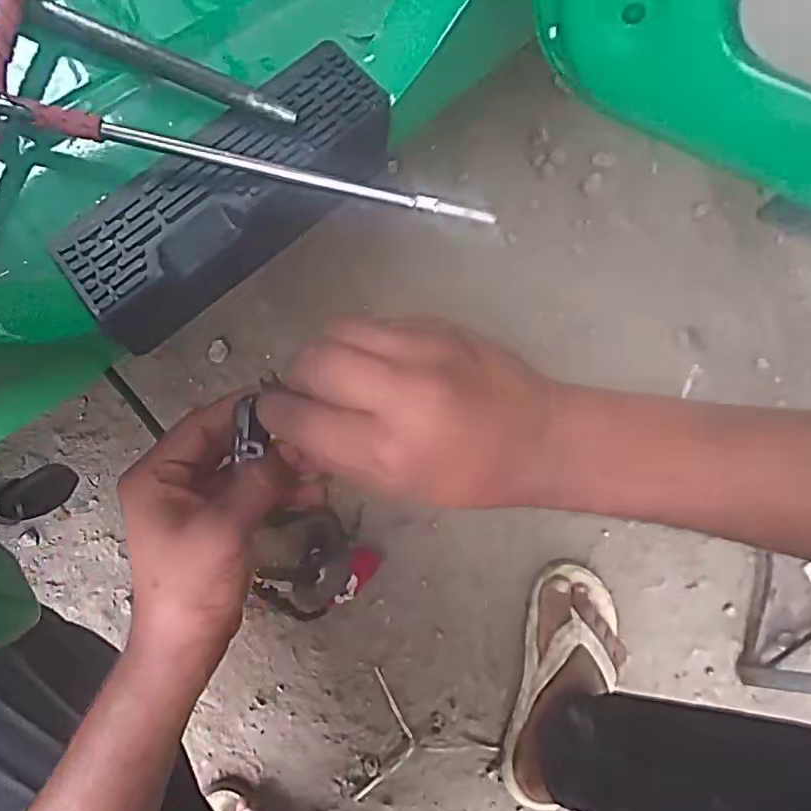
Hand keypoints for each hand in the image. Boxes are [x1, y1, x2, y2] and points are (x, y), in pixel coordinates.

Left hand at [119, 393, 311, 670]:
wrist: (185, 644)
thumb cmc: (191, 586)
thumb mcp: (225, 526)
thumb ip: (259, 481)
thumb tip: (291, 449)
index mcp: (156, 475)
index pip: (201, 425)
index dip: (242, 411)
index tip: (282, 401)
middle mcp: (172, 483)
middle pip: (224, 447)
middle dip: (268, 445)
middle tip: (308, 442)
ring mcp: (194, 505)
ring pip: (240, 472)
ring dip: (277, 470)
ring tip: (316, 471)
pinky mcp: (215, 524)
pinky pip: (246, 496)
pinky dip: (274, 493)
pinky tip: (307, 494)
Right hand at [259, 316, 559, 507]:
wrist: (538, 435)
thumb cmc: (467, 476)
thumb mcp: (397, 488)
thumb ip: (337, 458)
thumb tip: (292, 433)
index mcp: (390, 449)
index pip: (303, 419)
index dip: (276, 415)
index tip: (273, 413)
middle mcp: (402, 393)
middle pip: (313, 362)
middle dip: (295, 378)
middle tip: (306, 393)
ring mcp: (421, 349)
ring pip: (335, 331)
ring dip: (322, 353)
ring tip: (337, 375)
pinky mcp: (434, 324)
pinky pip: (370, 323)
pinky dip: (356, 343)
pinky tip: (373, 362)